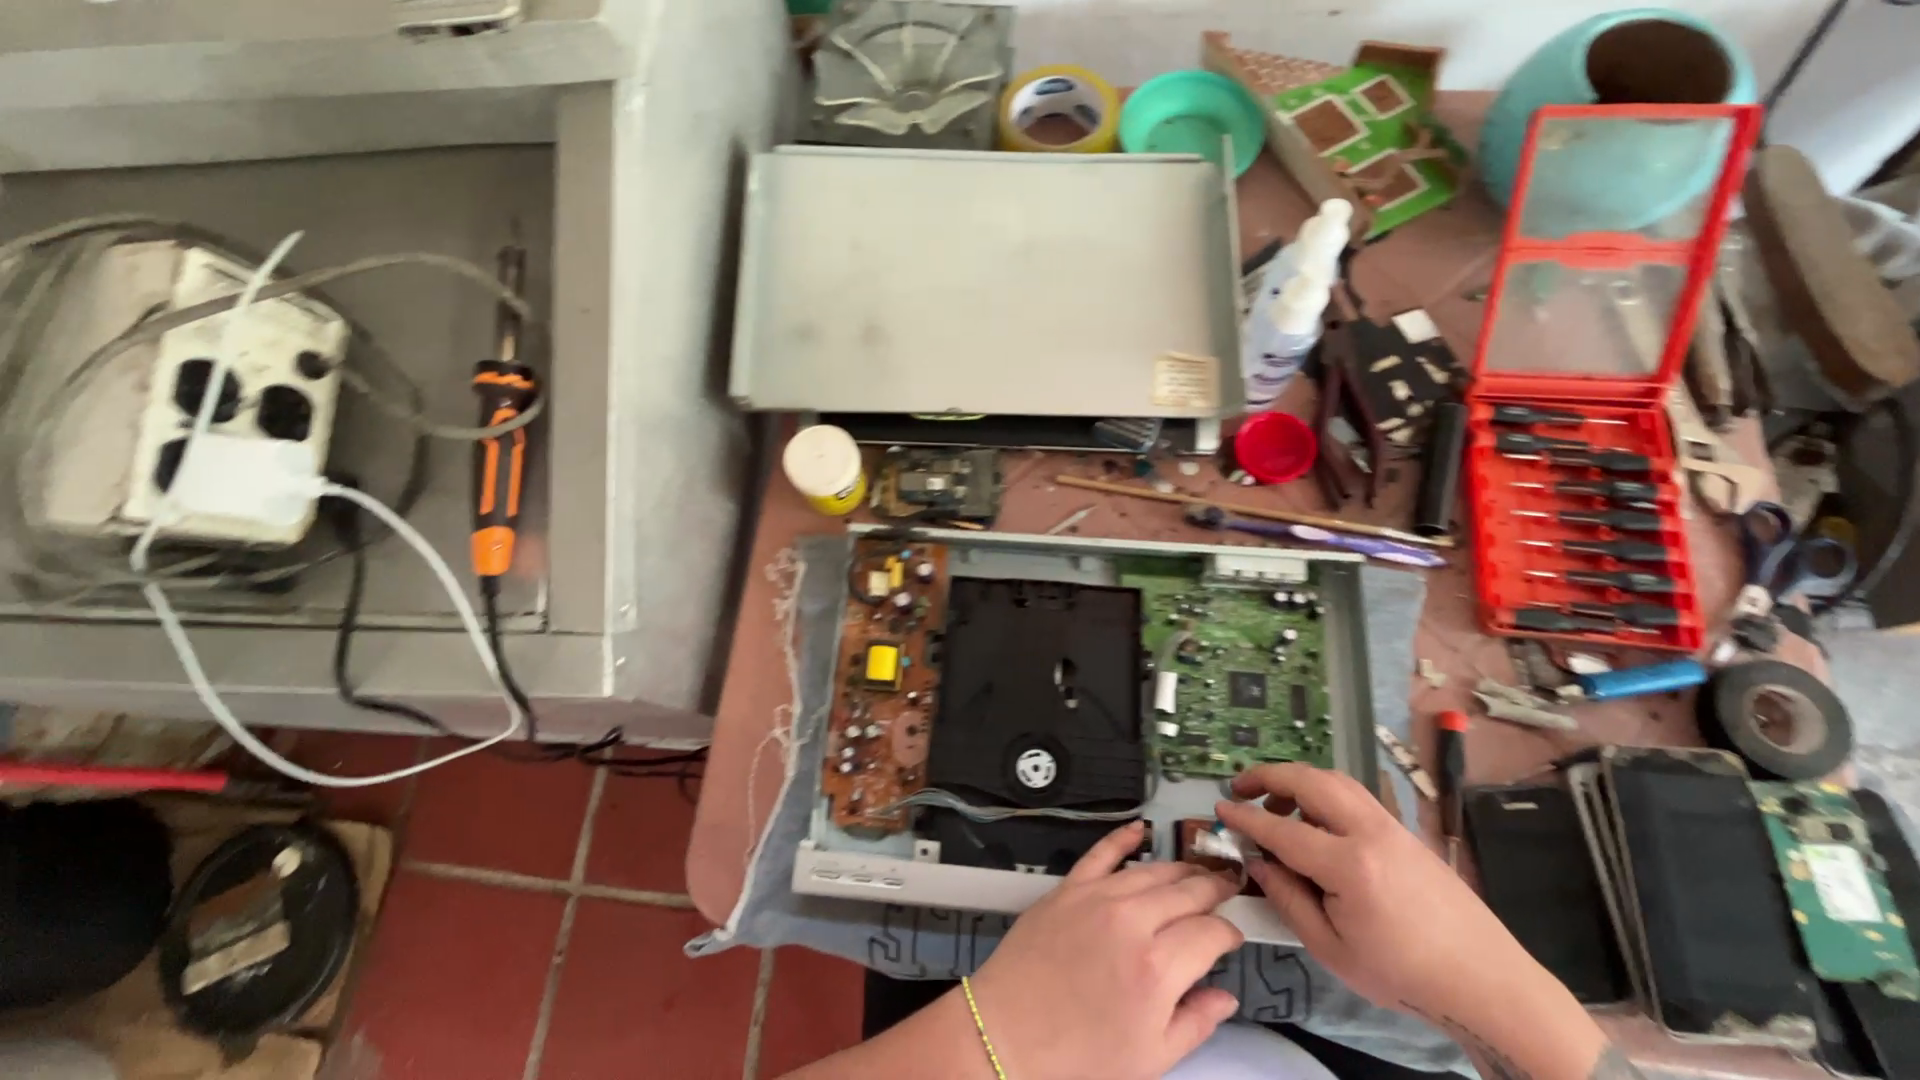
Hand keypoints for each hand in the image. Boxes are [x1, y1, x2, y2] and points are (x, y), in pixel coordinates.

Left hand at [966, 821, 1244, 1079]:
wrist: (1007, 1035)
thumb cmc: (1079, 1056)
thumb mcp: (1151, 1057)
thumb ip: (1197, 1022)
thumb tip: (1226, 996)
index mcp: (1158, 968)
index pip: (1213, 932)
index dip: (1230, 933)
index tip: (1232, 938)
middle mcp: (1132, 922)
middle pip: (1188, 891)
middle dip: (1214, 891)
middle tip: (1227, 891)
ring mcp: (1097, 898)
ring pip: (1153, 871)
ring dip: (1181, 869)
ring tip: (1197, 872)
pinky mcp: (1068, 888)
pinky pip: (1101, 852)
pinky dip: (1123, 838)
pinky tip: (1140, 829)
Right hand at [1214, 764, 1554, 1023]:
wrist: (1485, 982)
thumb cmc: (1403, 975)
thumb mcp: (1331, 949)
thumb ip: (1288, 900)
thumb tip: (1259, 862)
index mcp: (1349, 866)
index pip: (1282, 828)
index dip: (1246, 816)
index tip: (1220, 807)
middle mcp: (1371, 832)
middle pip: (1311, 781)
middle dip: (1269, 775)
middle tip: (1240, 787)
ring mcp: (1393, 827)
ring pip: (1336, 780)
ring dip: (1299, 780)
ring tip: (1274, 802)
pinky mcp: (1407, 833)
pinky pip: (1356, 796)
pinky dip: (1324, 792)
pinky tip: (1314, 820)